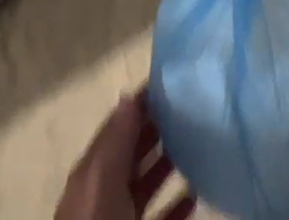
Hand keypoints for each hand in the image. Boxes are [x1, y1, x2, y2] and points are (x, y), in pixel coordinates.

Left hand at [55, 91, 195, 219]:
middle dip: (157, 131)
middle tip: (190, 110)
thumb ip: (117, 140)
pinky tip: (194, 198)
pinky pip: (158, 217)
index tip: (170, 83)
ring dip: (167, 167)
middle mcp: (104, 191)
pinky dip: (175, 207)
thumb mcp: (104, 179)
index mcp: (93, 170)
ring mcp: (119, 217)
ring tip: (195, 149)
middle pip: (132, 153)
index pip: (117, 127)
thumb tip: (129, 94)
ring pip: (145, 186)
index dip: (140, 104)